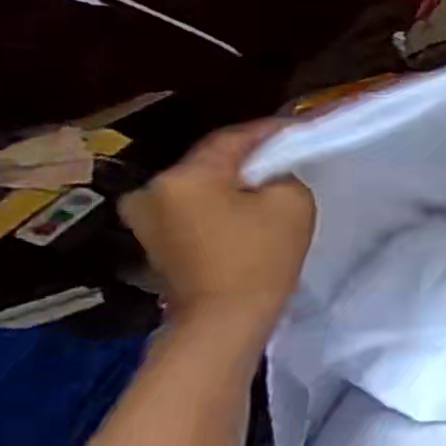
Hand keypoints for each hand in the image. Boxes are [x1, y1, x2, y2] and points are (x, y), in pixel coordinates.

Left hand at [118, 119, 315, 331]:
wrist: (224, 318)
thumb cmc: (261, 255)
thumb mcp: (291, 199)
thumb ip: (281, 171)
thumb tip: (269, 169)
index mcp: (184, 176)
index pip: (234, 137)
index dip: (272, 130)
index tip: (301, 127)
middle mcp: (152, 190)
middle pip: (211, 159)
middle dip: (249, 155)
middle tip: (287, 152)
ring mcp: (144, 216)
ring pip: (199, 182)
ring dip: (231, 178)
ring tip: (268, 179)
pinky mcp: (151, 238)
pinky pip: (190, 204)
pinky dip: (217, 200)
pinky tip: (243, 205)